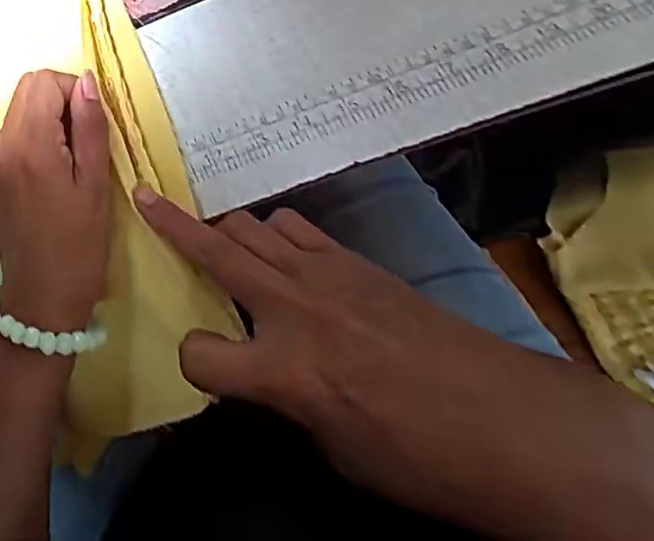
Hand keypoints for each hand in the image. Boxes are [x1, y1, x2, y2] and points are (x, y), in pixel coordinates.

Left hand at [0, 70, 111, 331]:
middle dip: (61, 100)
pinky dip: (37, 137)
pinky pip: (14, 134)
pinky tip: (54, 172)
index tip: (94, 123)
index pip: (44, 82)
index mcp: (27, 146)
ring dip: (49, 119)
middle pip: (28, 89)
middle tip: (85, 140)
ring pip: (20, 109)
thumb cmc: (79, 245)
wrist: (41, 299)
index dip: (75, 90)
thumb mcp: (96, 183)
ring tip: (72, 161)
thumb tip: (88, 81)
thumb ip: (90, 126)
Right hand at [131, 187, 535, 506]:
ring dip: (229, 230)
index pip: (199, 355)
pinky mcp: (353, 260)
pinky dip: (275, 231)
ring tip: (220, 237)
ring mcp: (324, 273)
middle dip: (172, 223)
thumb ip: (284, 398)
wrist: (507, 421)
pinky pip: (297, 228)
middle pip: (215, 248)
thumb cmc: (419, 456)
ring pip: (253, 225)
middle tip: (147, 197)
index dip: (192, 362)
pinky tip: (279, 244)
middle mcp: (293, 307)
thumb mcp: (334, 447)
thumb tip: (267, 373)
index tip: (202, 366)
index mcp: (283, 370)